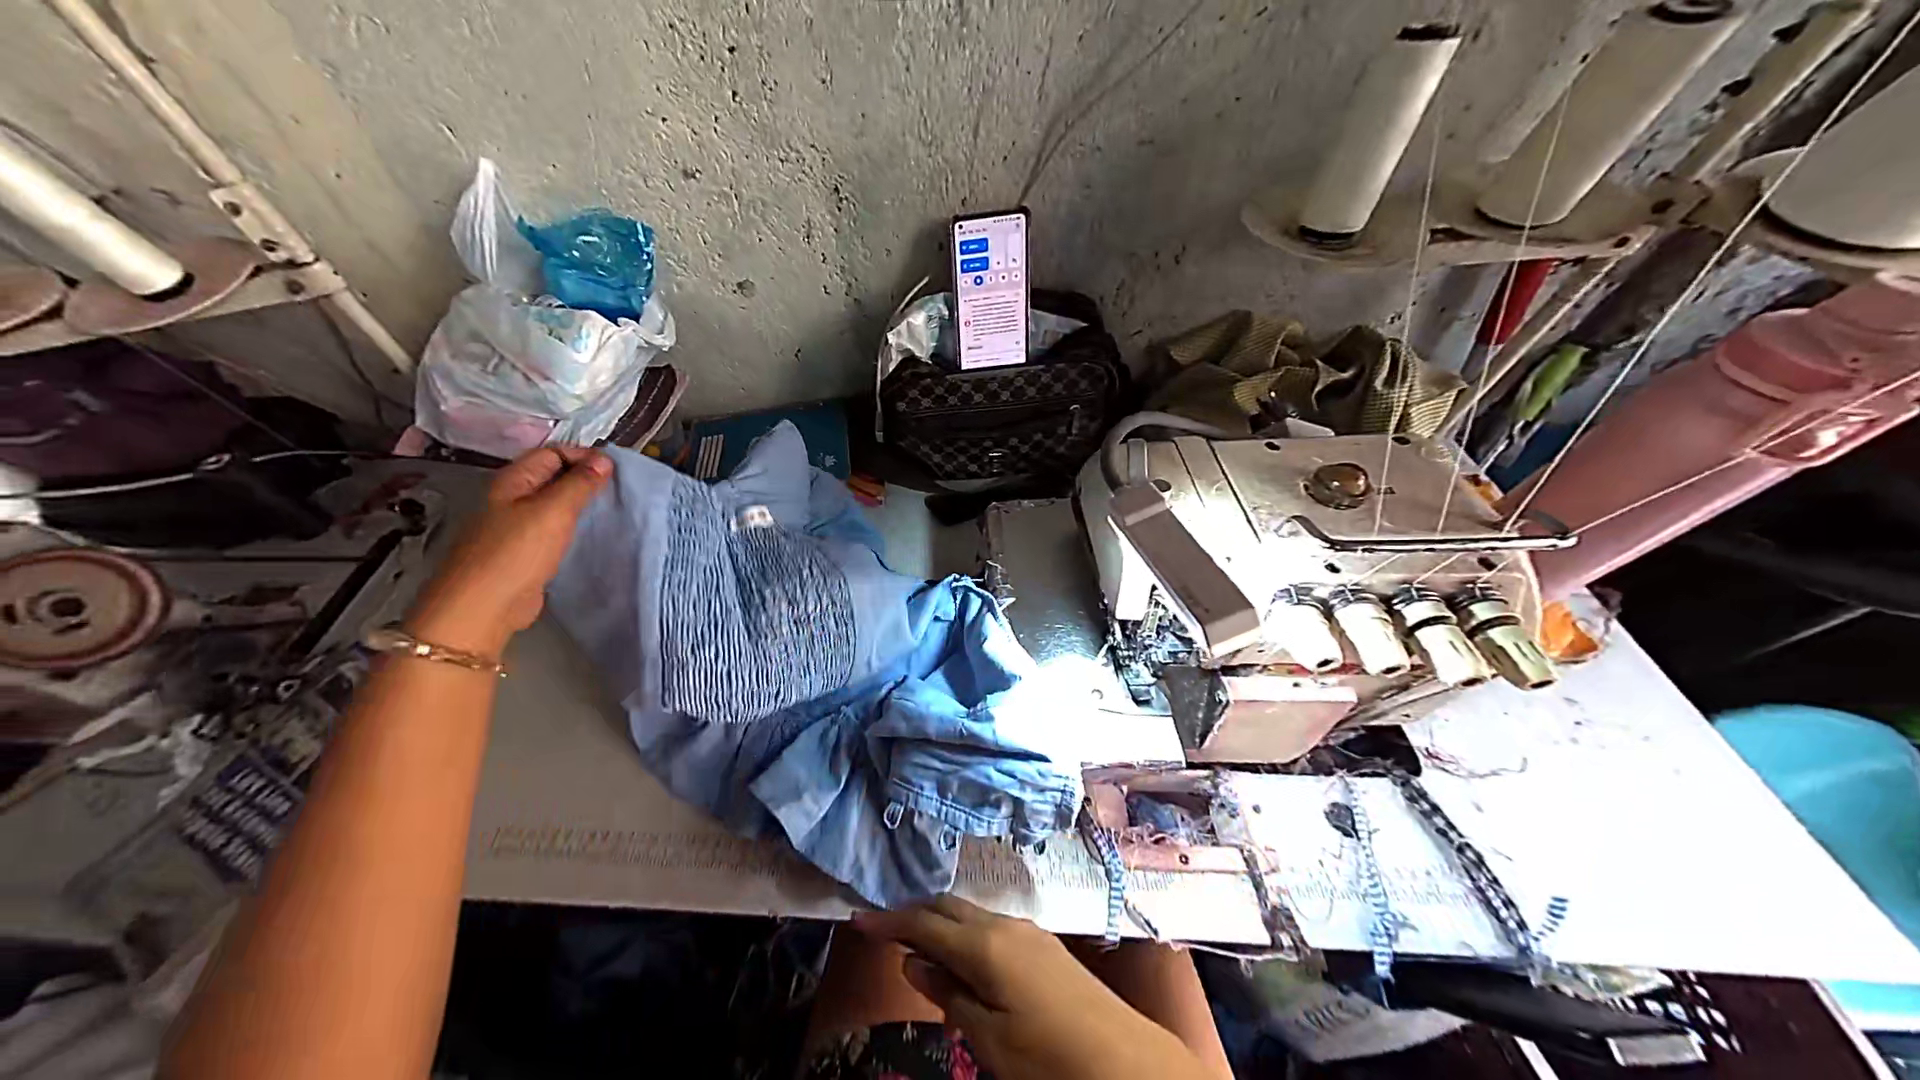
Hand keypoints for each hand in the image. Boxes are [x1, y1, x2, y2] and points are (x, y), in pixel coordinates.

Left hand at [405, 445, 611, 658]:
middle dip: (584, 478)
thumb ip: (580, 483)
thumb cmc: (517, 553)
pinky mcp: (524, 552)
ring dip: (580, 504)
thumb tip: (604, 460)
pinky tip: (589, 536)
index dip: (582, 456)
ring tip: (609, 510)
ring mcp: (516, 526)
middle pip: (552, 477)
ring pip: (554, 504)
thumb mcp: (554, 511)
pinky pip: (553, 529)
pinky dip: (573, 527)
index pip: (551, 453)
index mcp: (513, 481)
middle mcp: (511, 498)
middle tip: (617, 490)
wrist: (484, 607)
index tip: (615, 471)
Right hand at [853, 896, 1216, 1079]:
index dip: (889, 920)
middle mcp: (1005, 924)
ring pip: (970, 913)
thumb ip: (949, 994)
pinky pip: (990, 925)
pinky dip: (965, 931)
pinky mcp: (1042, 943)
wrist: (1125, 1059)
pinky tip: (958, 953)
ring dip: (940, 921)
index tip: (859, 919)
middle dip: (913, 913)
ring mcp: (1027, 930)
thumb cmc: (1049, 1056)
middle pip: (948, 906)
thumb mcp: (989, 1038)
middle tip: (881, 927)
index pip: (925, 922)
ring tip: (914, 941)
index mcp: (986, 945)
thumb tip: (913, 960)